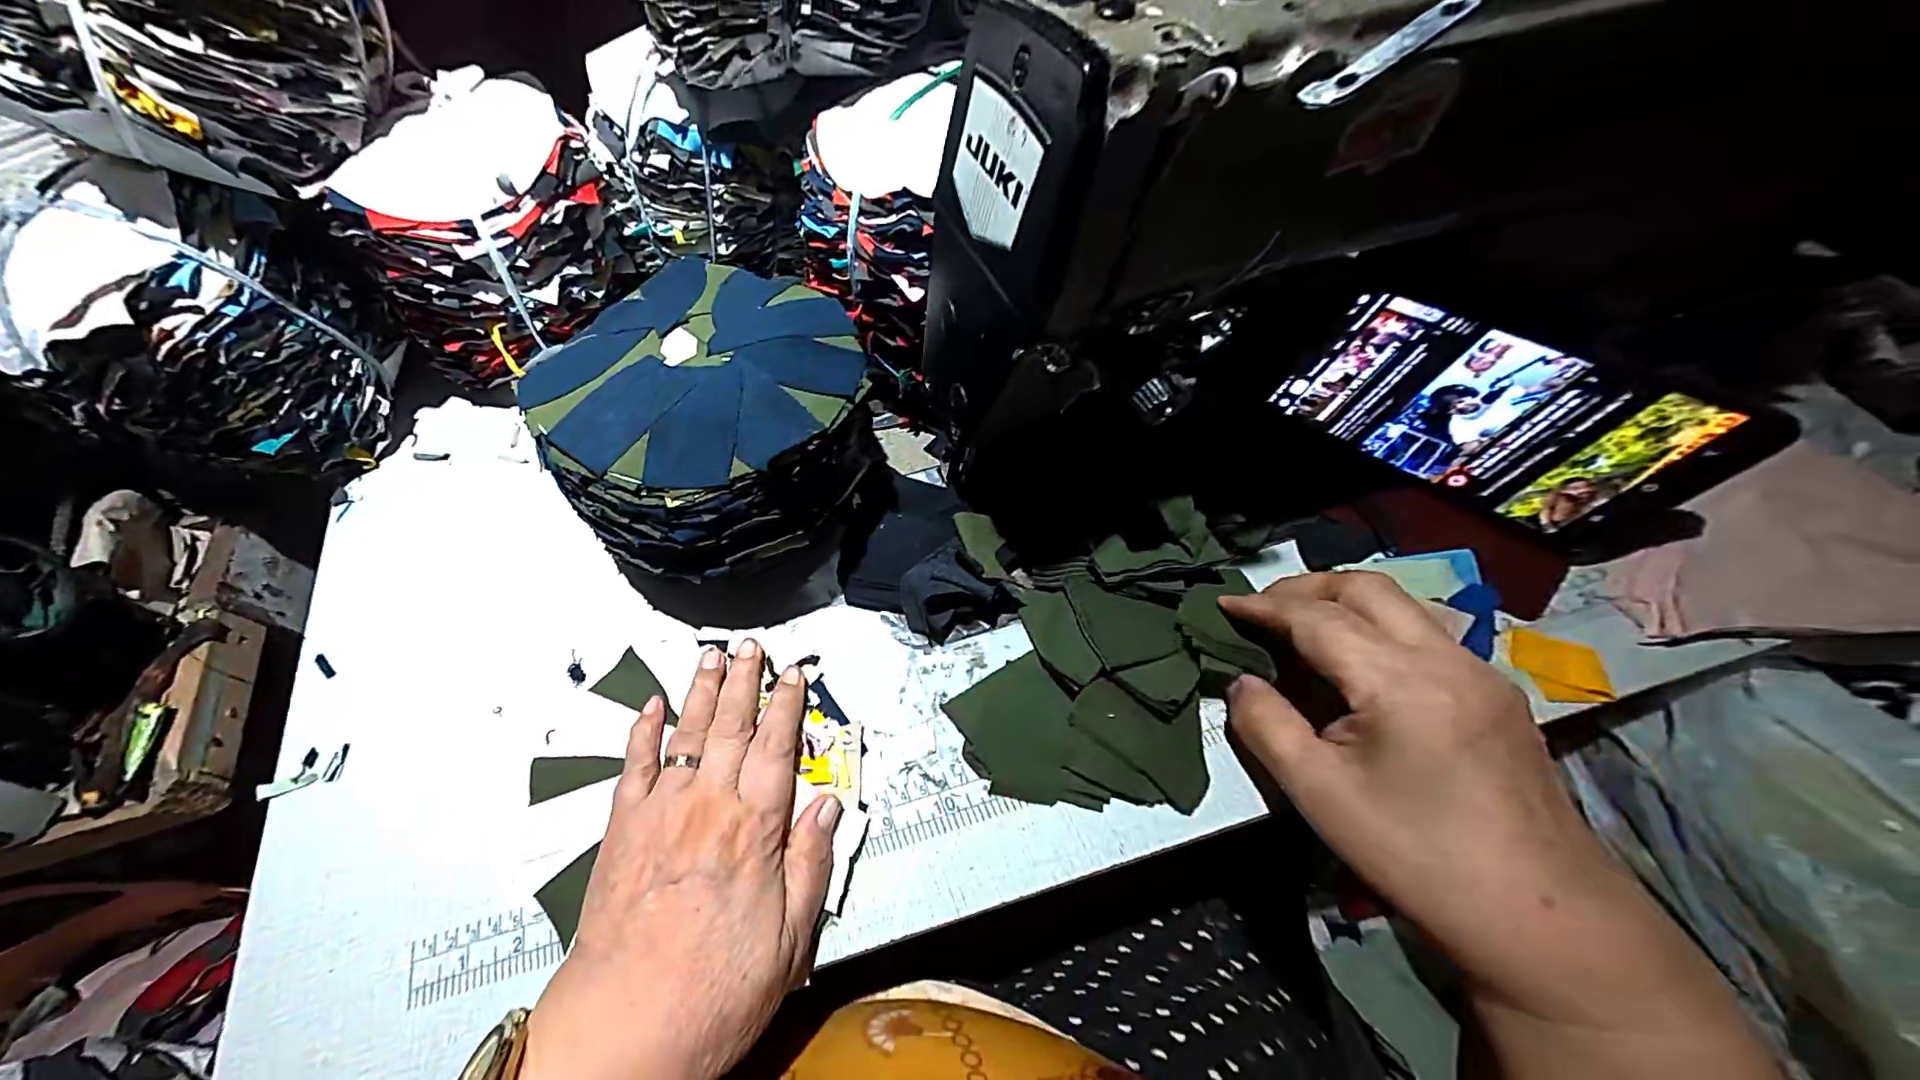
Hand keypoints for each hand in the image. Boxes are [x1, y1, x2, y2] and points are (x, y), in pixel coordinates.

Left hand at [521, 641, 842, 1079]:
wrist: (620, 1034)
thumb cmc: (710, 992)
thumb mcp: (789, 939)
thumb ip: (811, 864)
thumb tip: (828, 809)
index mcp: (754, 832)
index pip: (779, 748)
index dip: (788, 706)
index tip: (793, 677)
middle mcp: (707, 810)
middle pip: (733, 727)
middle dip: (746, 682)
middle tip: (752, 648)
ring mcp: (660, 815)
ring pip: (687, 734)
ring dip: (702, 692)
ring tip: (711, 658)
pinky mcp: (621, 833)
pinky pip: (633, 768)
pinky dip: (642, 733)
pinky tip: (650, 708)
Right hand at [1221, 573, 1771, 1078]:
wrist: (1543, 921)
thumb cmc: (1416, 856)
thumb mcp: (1318, 793)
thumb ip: (1265, 725)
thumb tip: (1241, 682)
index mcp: (1402, 682)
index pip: (1318, 618)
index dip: (1264, 606)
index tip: (1223, 604)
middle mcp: (1448, 660)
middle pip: (1367, 588)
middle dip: (1305, 587)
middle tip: (1260, 606)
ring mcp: (1482, 673)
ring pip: (1401, 604)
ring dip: (1343, 601)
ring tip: (1299, 624)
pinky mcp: (1497, 694)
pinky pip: (1423, 633)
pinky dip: (1375, 626)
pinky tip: (1354, 662)